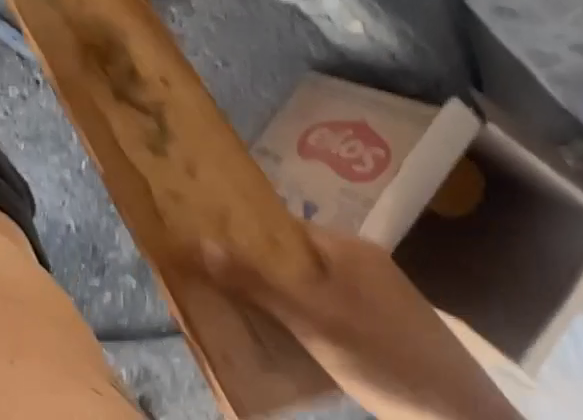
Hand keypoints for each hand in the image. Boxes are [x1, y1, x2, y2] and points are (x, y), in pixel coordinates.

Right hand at [194, 225, 521, 419]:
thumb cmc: (384, 358)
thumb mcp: (313, 320)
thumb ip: (256, 282)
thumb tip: (198, 240)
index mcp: (346, 247)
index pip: (279, 224)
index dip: (239, 230)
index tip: (199, 238)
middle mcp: (361, 262)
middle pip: (291, 255)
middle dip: (251, 266)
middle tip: (208, 277)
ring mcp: (376, 296)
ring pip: (308, 285)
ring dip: (274, 295)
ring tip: (234, 307)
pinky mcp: (384, 326)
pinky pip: (326, 308)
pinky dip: (300, 317)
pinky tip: (282, 337)